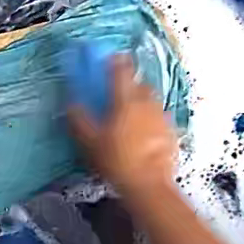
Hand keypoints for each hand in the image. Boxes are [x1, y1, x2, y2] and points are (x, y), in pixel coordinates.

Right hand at [68, 54, 177, 199]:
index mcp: (125, 100)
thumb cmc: (117, 160)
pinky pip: (158, 117)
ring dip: (141, 100)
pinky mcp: (171, 131)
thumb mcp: (89, 141)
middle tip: (118, 91)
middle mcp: (146, 102)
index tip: (110, 57)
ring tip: (130, 113)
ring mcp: (162, 116)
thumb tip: (71, 104)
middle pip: (139, 82)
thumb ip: (79, 119)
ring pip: (151, 99)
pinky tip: (143, 132)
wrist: (150, 186)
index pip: (121, 69)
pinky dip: (150, 118)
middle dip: (129, 82)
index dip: (115, 60)